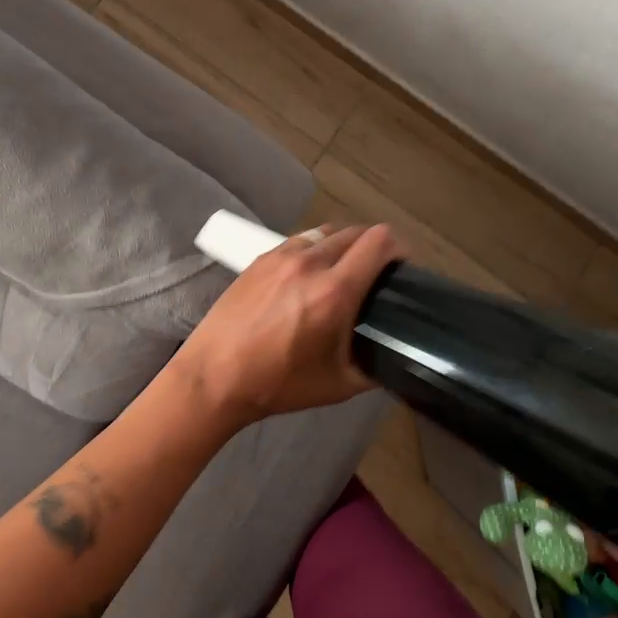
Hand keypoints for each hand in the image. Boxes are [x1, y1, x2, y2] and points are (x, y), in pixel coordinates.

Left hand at [169, 223, 399, 430]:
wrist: (215, 375)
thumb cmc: (279, 383)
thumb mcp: (339, 384)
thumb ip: (375, 366)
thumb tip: (394, 355)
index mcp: (335, 291)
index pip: (379, 242)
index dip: (399, 249)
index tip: (403, 268)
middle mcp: (310, 263)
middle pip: (355, 232)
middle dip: (373, 248)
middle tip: (377, 275)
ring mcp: (282, 255)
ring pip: (326, 233)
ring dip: (342, 246)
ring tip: (343, 272)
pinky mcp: (260, 258)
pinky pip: (299, 241)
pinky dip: (314, 250)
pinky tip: (309, 275)